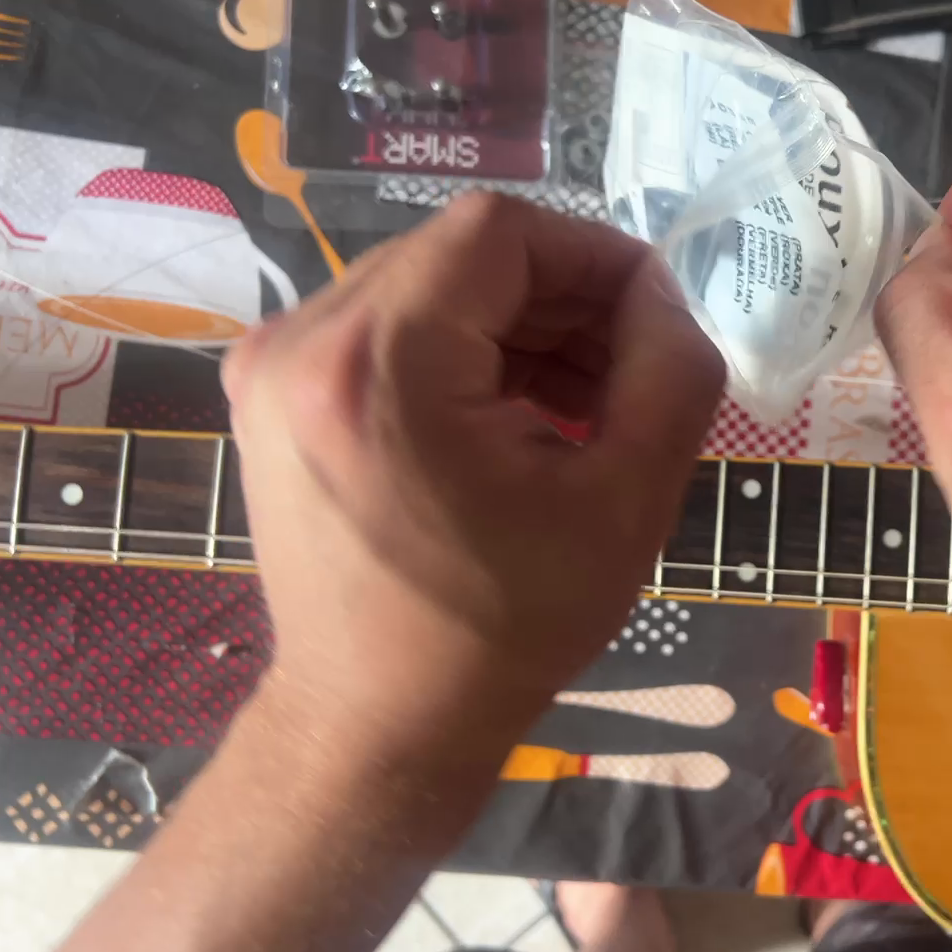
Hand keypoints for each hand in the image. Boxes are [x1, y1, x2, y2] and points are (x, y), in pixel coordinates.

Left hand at [224, 194, 723, 734]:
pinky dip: (482, 353)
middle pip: (468, 255)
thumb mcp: (633, 499)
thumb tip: (662, 297)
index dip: (597, 256)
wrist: (388, 719)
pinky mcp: (283, 396)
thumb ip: (674, 373)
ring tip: (593, 402)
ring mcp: (278, 368)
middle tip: (636, 368)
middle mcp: (303, 344)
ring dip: (532, 327)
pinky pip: (403, 329)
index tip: (656, 318)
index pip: (502, 232)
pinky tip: (533, 415)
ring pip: (439, 287)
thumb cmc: (516, 620)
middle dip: (572, 298)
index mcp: (383, 366)